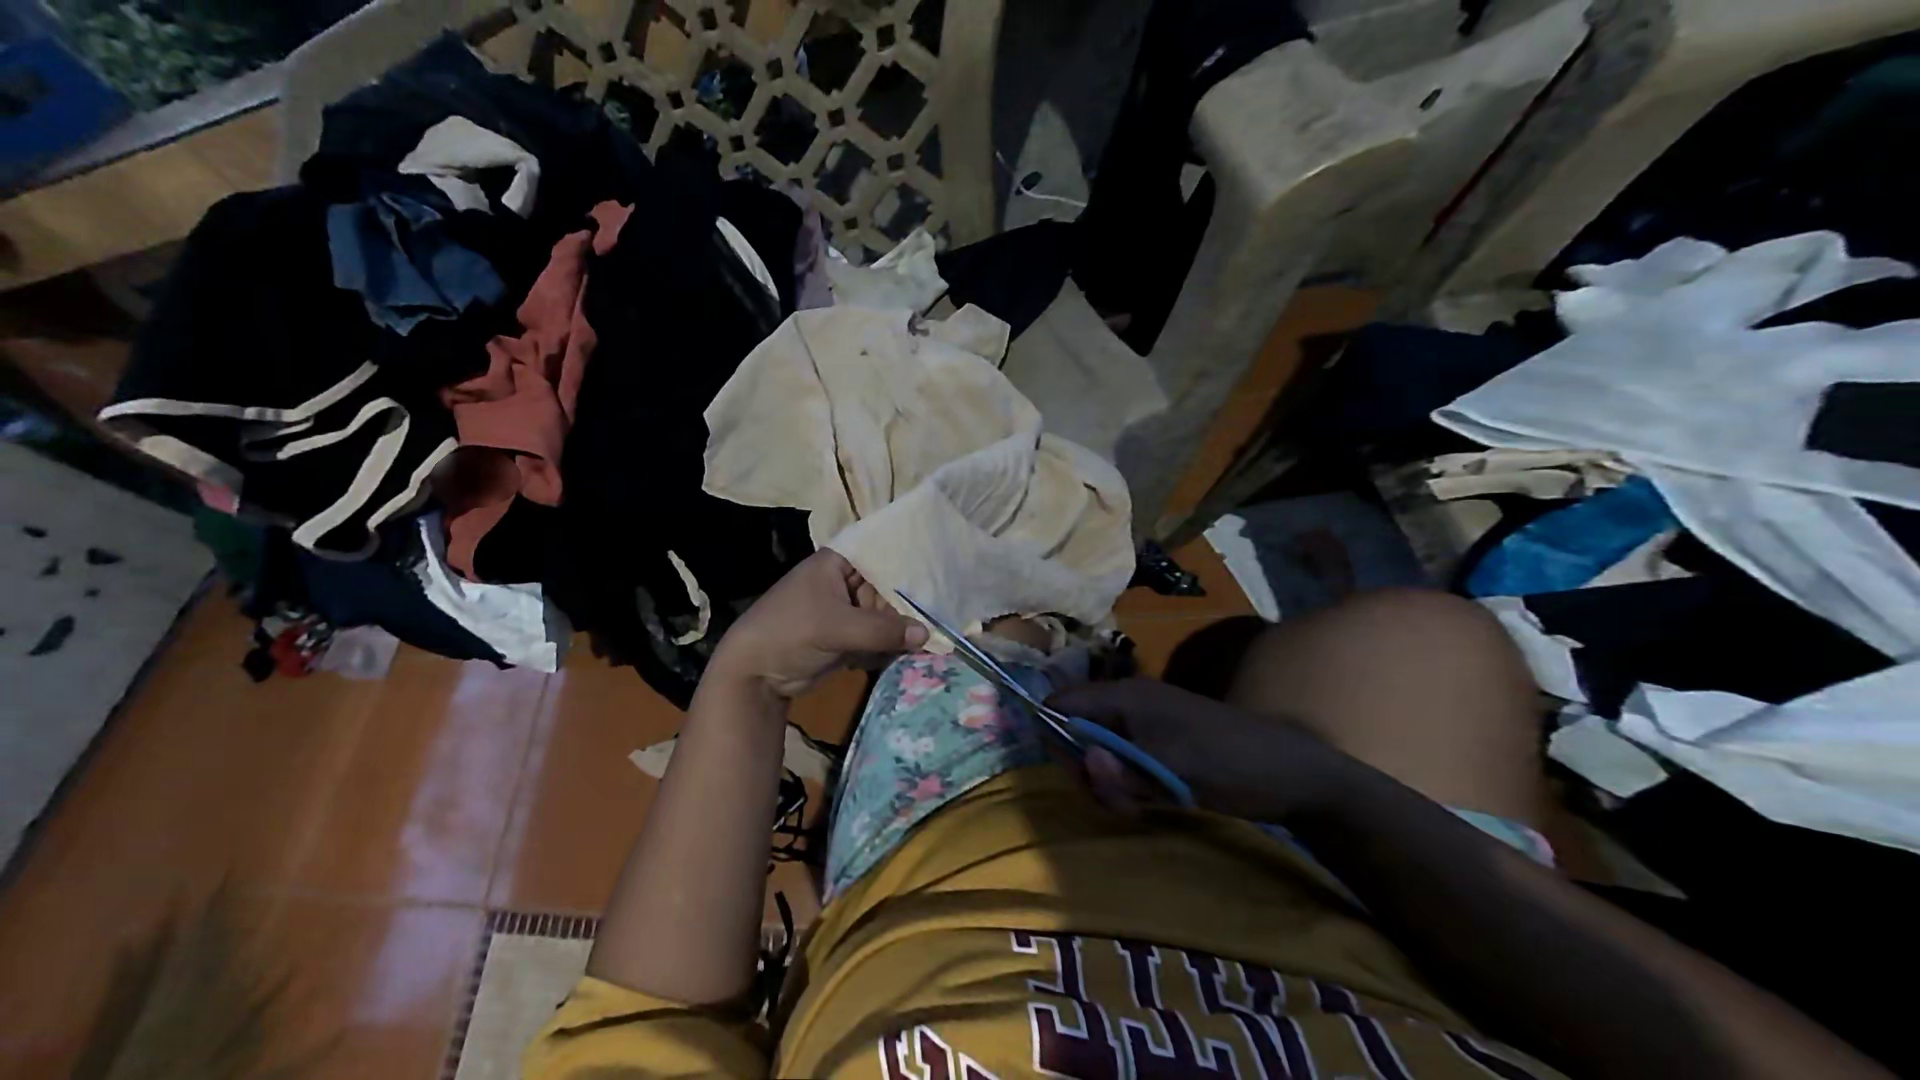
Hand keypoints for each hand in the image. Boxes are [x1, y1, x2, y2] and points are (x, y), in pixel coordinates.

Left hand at [709, 549, 928, 699]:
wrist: (755, 674)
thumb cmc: (789, 632)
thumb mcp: (836, 627)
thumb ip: (883, 630)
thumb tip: (927, 635)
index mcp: (840, 562)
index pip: (883, 553)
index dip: (912, 562)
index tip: (945, 572)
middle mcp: (848, 581)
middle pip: (891, 587)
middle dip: (914, 604)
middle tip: (947, 615)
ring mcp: (850, 610)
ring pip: (889, 615)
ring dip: (905, 630)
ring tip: (937, 638)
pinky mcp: (850, 637)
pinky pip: (881, 637)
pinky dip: (893, 646)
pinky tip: (913, 653)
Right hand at [1047, 679, 1351, 818]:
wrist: (1293, 773)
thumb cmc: (1230, 763)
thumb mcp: (1174, 772)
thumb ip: (1122, 771)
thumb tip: (1083, 760)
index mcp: (1126, 696)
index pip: (1063, 703)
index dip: (1053, 734)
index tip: (1073, 774)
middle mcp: (1130, 702)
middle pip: (1077, 729)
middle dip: (1086, 768)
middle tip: (1113, 798)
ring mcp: (1146, 722)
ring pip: (1100, 749)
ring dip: (1108, 781)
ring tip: (1137, 804)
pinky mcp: (1160, 742)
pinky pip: (1124, 759)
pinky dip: (1127, 782)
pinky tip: (1148, 800)